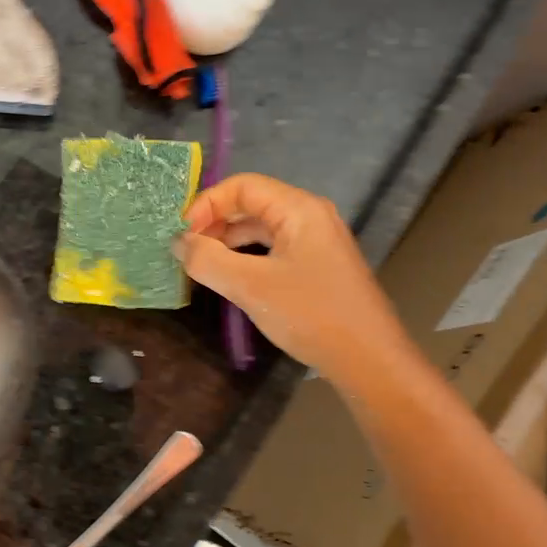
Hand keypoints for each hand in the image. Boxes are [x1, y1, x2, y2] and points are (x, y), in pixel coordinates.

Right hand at [173, 173, 411, 377]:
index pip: (243, 186)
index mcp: (299, 209)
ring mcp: (316, 241)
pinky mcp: (316, 265)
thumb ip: (208, 260)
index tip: (182, 234)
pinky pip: (273, 248)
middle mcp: (310, 216)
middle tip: (186, 249)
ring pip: (261, 227)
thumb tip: (178, 243)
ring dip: (228, 240)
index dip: (207, 204)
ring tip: (200, 263)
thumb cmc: (311, 314)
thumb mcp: (251, 287)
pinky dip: (246, 256)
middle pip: (252, 203)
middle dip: (214, 221)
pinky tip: (229, 276)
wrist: (368, 359)